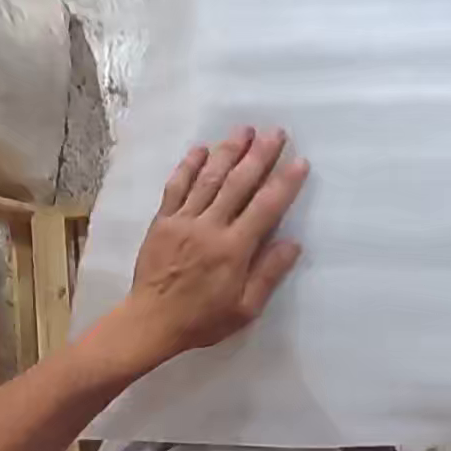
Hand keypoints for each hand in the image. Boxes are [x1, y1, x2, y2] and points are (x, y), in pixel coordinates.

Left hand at [98, 126, 308, 372]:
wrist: (151, 321)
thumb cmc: (201, 319)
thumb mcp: (244, 308)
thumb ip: (268, 274)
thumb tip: (293, 243)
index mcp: (233, 249)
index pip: (265, 207)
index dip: (285, 183)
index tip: (299, 161)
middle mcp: (209, 227)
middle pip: (238, 183)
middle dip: (259, 155)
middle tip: (275, 132)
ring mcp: (182, 221)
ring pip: (208, 179)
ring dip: (227, 151)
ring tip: (244, 130)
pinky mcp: (162, 221)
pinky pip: (176, 187)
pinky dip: (188, 166)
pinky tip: (200, 149)